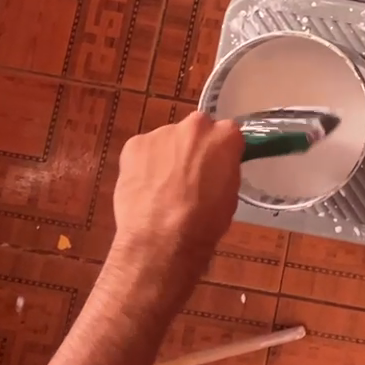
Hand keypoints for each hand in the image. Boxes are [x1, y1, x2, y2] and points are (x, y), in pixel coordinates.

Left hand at [110, 112, 242, 260]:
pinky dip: (143, 166)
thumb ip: (224, 169)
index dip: (220, 152)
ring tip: (161, 188)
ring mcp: (162, 132)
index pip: (226, 134)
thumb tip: (214, 168)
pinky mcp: (134, 145)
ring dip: (167, 157)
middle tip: (189, 176)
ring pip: (167, 141)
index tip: (215, 167)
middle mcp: (195, 125)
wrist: (161, 239)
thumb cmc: (205, 222)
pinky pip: (143, 152)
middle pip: (195, 131)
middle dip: (192, 148)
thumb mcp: (230, 194)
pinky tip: (144, 189)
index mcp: (225, 135)